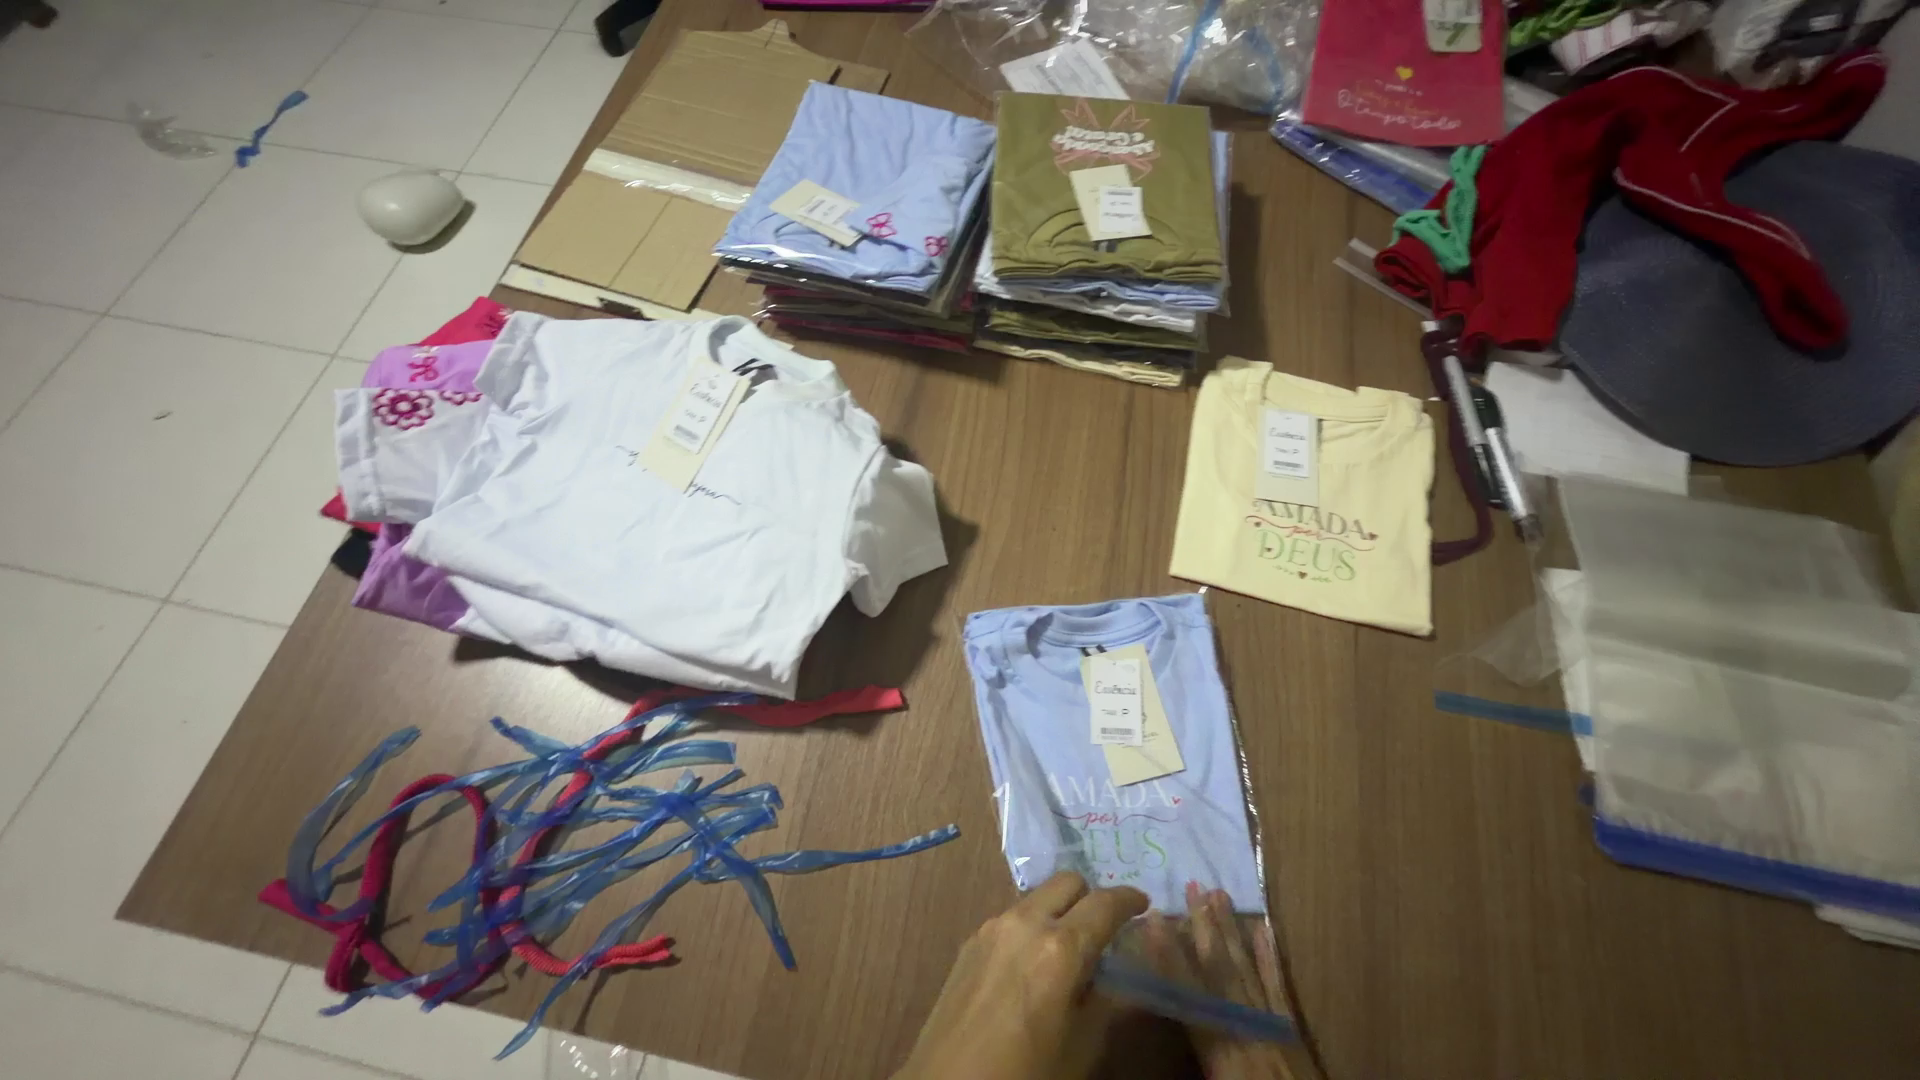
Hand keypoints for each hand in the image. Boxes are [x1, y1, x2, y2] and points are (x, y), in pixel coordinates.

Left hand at [892, 870, 1148, 1079]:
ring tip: (1069, 949)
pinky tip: (1033, 963)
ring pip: (1037, 897)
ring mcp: (992, 927)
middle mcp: (1025, 922)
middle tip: (1105, 928)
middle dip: (1091, 896)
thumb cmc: (1027, 1074)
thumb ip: (1106, 998)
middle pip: (1068, 881)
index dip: (1129, 899)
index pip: (1105, 904)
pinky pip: (1013, 917)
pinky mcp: (970, 940)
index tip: (1143, 903)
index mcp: (1059, 948)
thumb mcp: (1083, 1045)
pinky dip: (1033, 926)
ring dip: (1060, 910)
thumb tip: (1116, 969)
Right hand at [1141, 883, 1322, 1079]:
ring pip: (1245, 968)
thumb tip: (1171, 1005)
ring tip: (1218, 893)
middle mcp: (1243, 1023)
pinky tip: (1263, 927)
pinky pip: (1277, 986)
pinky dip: (1269, 956)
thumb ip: (1195, 1043)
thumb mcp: (1214, 1076)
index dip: (1167, 952)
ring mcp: (1269, 1021)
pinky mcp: (1289, 1027)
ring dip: (1231, 929)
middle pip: (1219, 968)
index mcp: (1219, 1043)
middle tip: (1192, 885)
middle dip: (1203, 926)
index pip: (1187, 990)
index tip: (1152, 916)